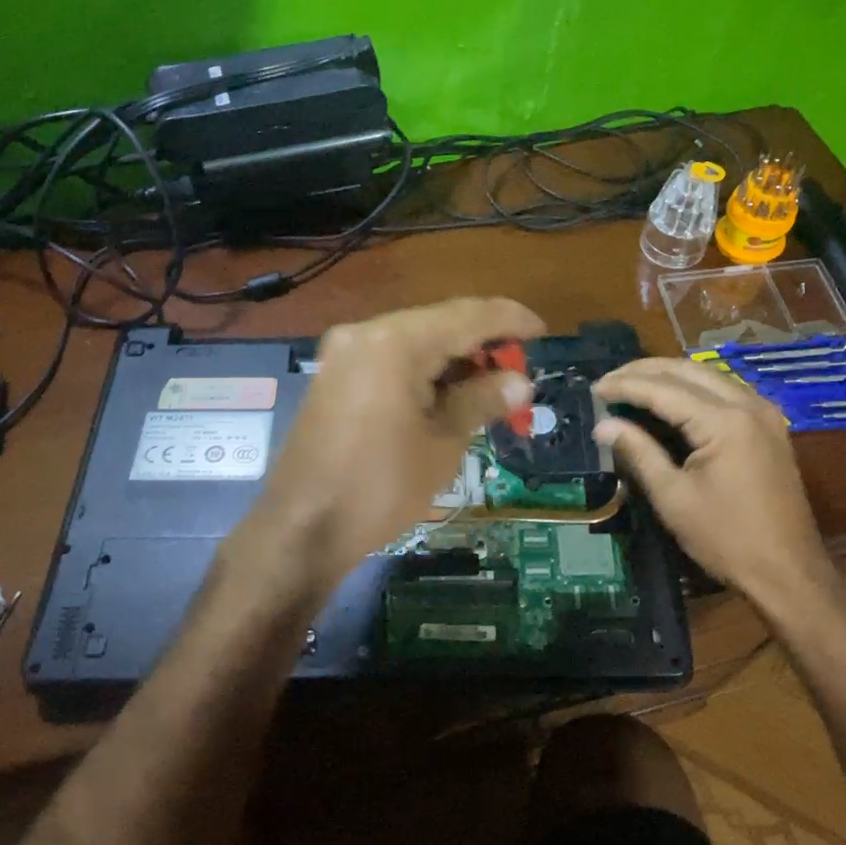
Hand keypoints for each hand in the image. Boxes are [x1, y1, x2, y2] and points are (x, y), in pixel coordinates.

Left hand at [234, 298, 544, 590]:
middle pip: (437, 324)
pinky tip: (446, 396)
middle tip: (517, 374)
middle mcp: (365, 334)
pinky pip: (388, 361)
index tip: (542, 332)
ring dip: (452, 361)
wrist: (303, 528)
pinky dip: (421, 373)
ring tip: (488, 391)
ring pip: (412, 342)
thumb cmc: (379, 488)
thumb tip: (520, 383)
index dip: (509, 321)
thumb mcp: (442, 445)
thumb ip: (481, 402)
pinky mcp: (333, 378)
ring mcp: (343, 355)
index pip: (466, 316)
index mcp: (395, 342)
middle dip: (480, 346)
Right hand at [593, 358, 833, 593]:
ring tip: (634, 384)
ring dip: (671, 375)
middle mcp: (748, 405)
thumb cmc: (726, 539)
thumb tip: (603, 425)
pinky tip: (674, 397)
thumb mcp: (673, 497)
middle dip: (645, 371)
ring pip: (710, 376)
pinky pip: (728, 391)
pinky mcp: (771, 427)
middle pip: (688, 371)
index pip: (663, 389)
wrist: (787, 571)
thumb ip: (639, 452)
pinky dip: (695, 387)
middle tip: (609, 381)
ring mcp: (765, 414)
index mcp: (724, 422)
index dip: (625, 386)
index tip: (593, 388)